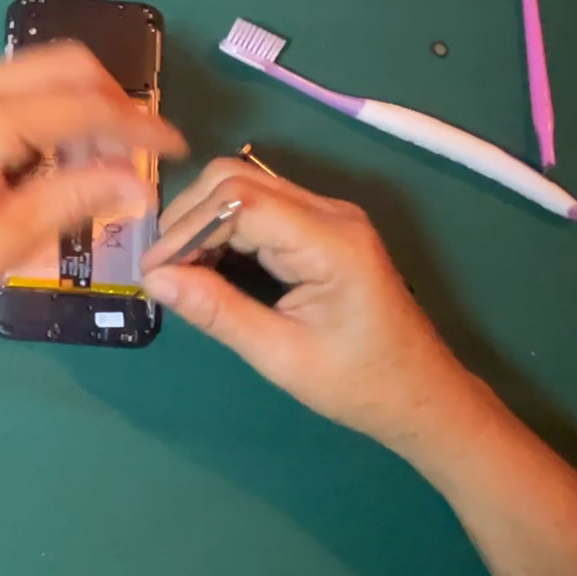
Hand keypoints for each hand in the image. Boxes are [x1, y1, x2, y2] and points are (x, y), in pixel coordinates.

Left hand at [0, 42, 185, 356]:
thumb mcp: (3, 243)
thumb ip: (75, 199)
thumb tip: (140, 184)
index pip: (81, 106)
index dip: (137, 125)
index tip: (175, 146)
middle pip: (62, 65)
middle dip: (112, 101)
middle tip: (142, 149)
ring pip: (35, 73)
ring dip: (77, 106)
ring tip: (102, 163)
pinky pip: (8, 90)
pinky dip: (44, 113)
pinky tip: (54, 158)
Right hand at [141, 159, 499, 460]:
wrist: (423, 396)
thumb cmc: (359, 384)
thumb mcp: (280, 356)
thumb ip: (217, 312)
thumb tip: (154, 279)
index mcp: (330, 242)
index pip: (239, 202)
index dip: (186, 229)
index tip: (153, 271)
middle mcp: (330, 213)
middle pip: (235, 179)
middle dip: (187, 218)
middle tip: (163, 269)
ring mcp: (327, 214)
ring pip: (242, 185)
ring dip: (200, 219)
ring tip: (180, 268)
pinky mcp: (319, 226)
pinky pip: (256, 205)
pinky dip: (220, 226)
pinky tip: (207, 264)